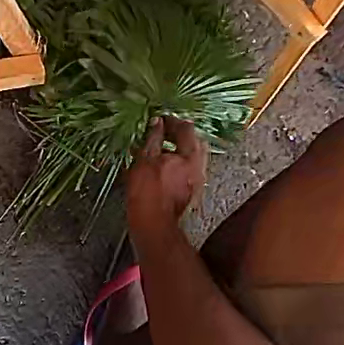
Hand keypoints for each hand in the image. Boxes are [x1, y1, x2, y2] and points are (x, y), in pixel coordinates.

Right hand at [125, 117, 206, 239]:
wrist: (153, 224)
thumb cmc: (147, 193)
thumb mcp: (145, 160)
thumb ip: (153, 139)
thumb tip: (156, 123)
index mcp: (189, 156)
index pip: (186, 129)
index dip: (171, 121)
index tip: (159, 120)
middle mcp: (198, 167)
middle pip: (194, 142)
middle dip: (179, 135)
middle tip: (162, 132)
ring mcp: (196, 181)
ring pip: (191, 157)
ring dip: (177, 150)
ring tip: (159, 150)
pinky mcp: (190, 192)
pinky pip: (187, 170)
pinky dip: (177, 164)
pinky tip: (162, 168)